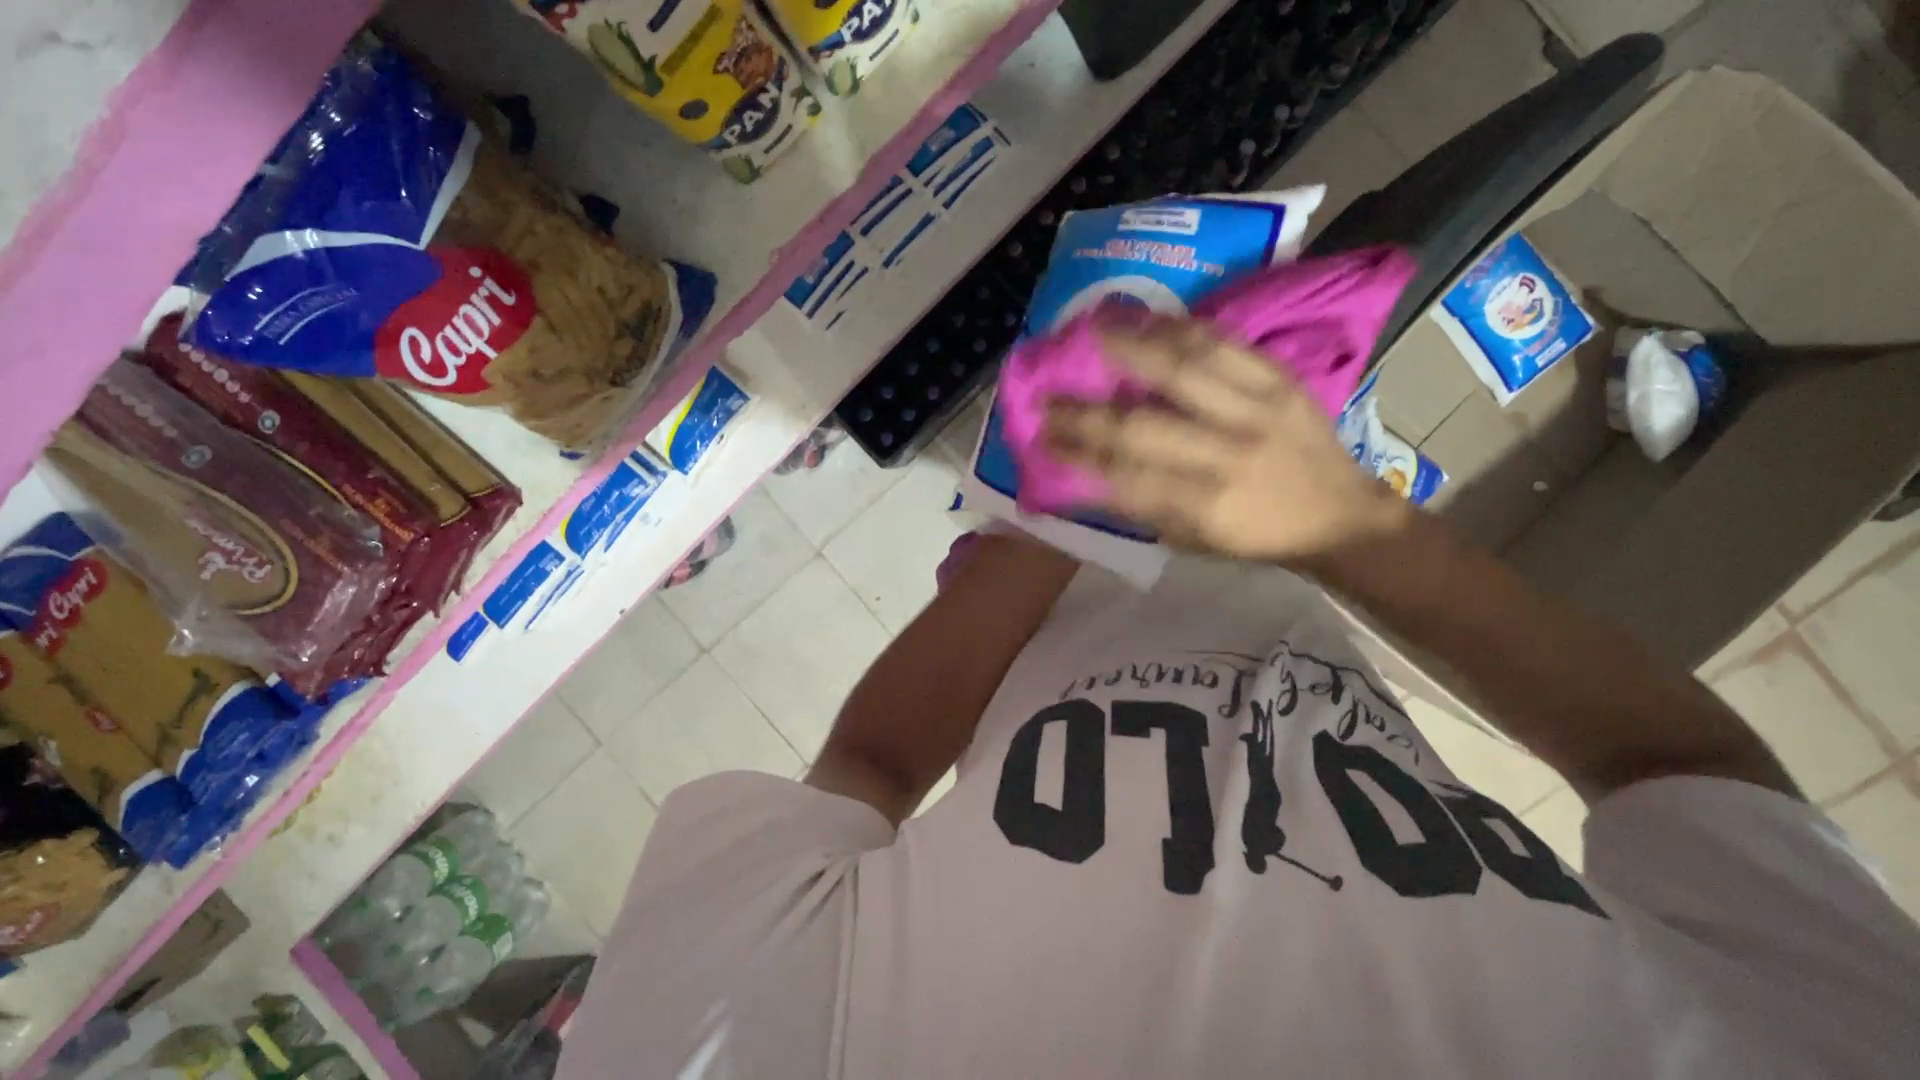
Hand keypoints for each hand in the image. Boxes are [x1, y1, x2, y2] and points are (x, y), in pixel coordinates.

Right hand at [1041, 317, 1412, 565]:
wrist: (1340, 516)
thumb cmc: (1257, 537)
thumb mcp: (1197, 541)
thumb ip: (1143, 508)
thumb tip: (1085, 475)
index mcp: (1207, 506)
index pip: (1124, 476)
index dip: (1076, 455)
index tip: (1039, 439)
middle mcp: (1230, 455)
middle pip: (1142, 424)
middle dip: (1084, 410)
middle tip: (1047, 396)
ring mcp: (1258, 411)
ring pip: (1183, 368)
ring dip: (1128, 347)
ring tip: (1090, 330)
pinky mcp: (1280, 381)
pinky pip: (1223, 345)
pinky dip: (1181, 329)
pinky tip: (1149, 320)